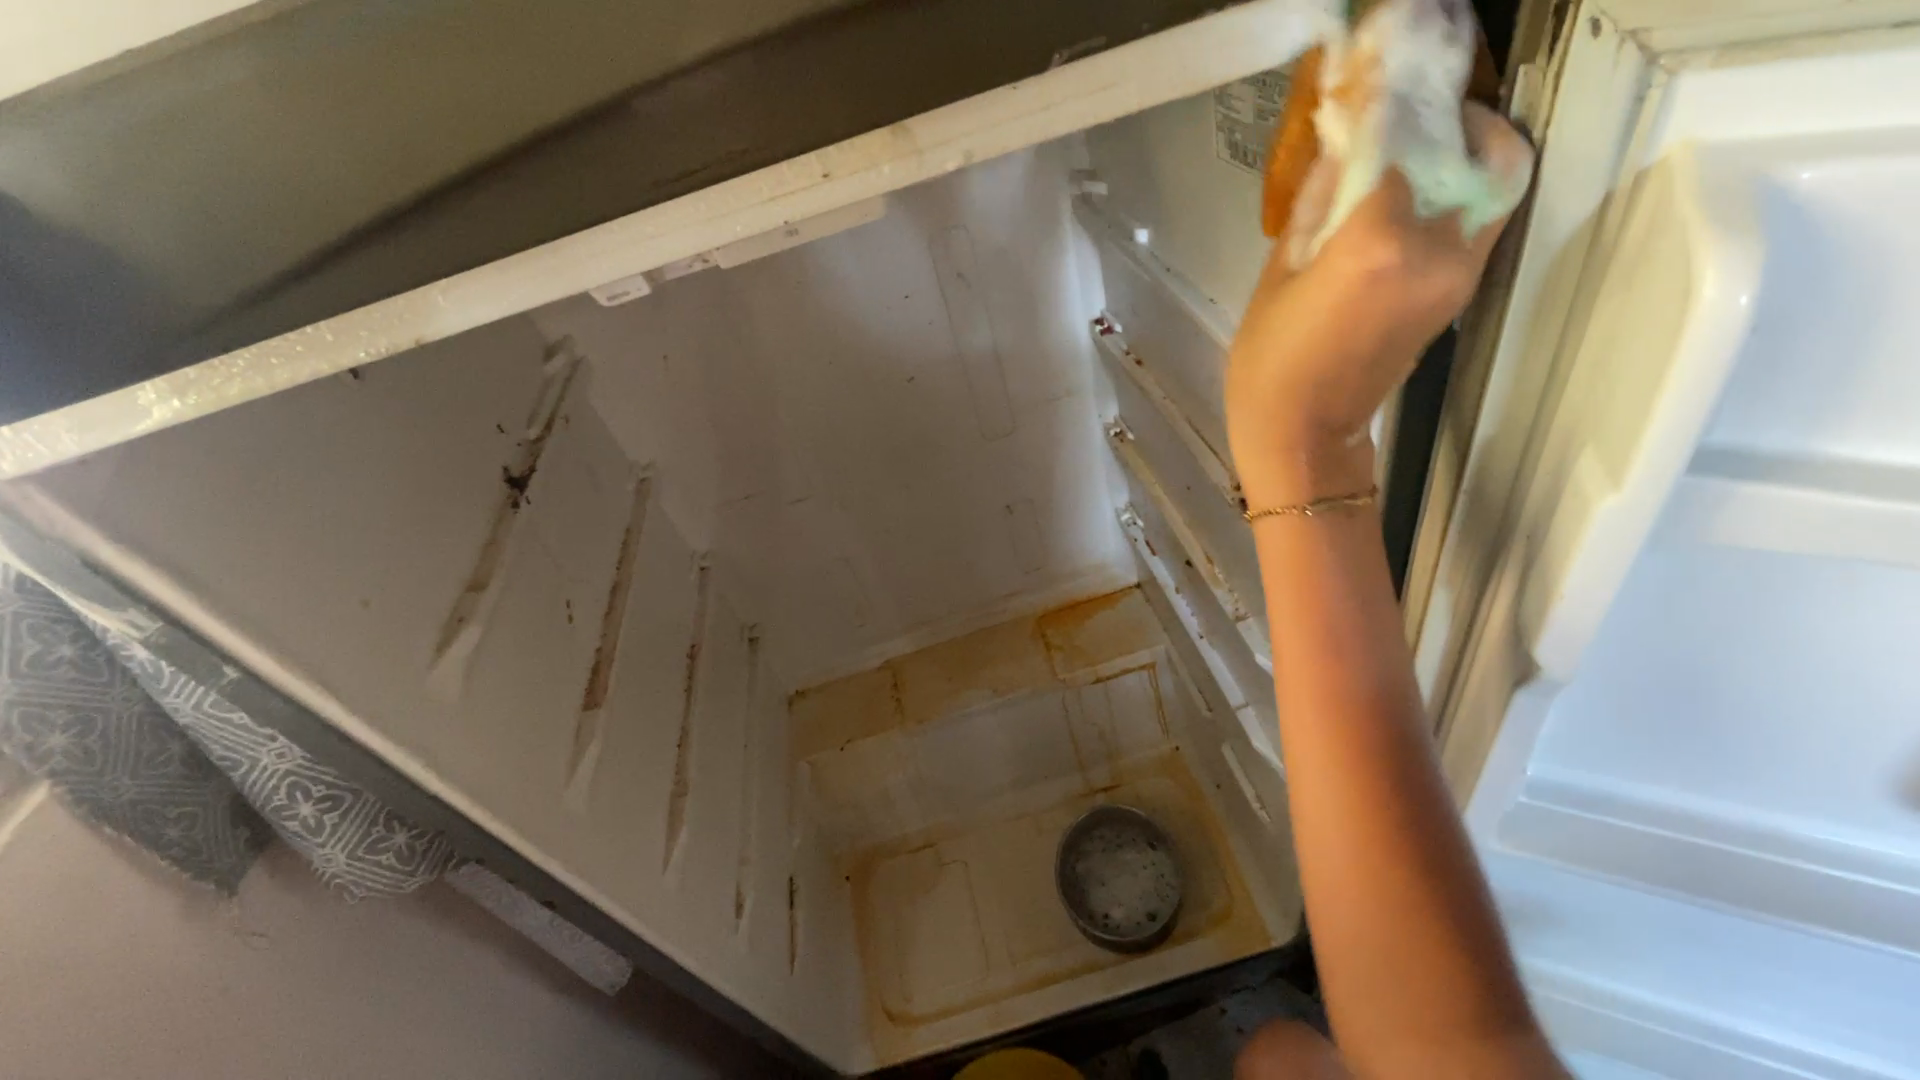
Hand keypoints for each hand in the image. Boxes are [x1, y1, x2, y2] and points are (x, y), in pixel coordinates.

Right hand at [1225, 102, 1534, 507]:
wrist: (1305, 438)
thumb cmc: (1270, 365)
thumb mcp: (1277, 276)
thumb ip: (1318, 201)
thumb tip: (1343, 143)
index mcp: (1380, 243)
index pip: (1405, 140)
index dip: (1393, 104)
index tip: (1381, 81)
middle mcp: (1439, 250)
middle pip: (1483, 151)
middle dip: (1457, 119)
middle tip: (1419, 111)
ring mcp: (1460, 274)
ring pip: (1497, 184)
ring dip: (1467, 153)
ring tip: (1416, 147)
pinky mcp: (1460, 292)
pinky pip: (1481, 219)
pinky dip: (1463, 191)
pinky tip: (1417, 193)